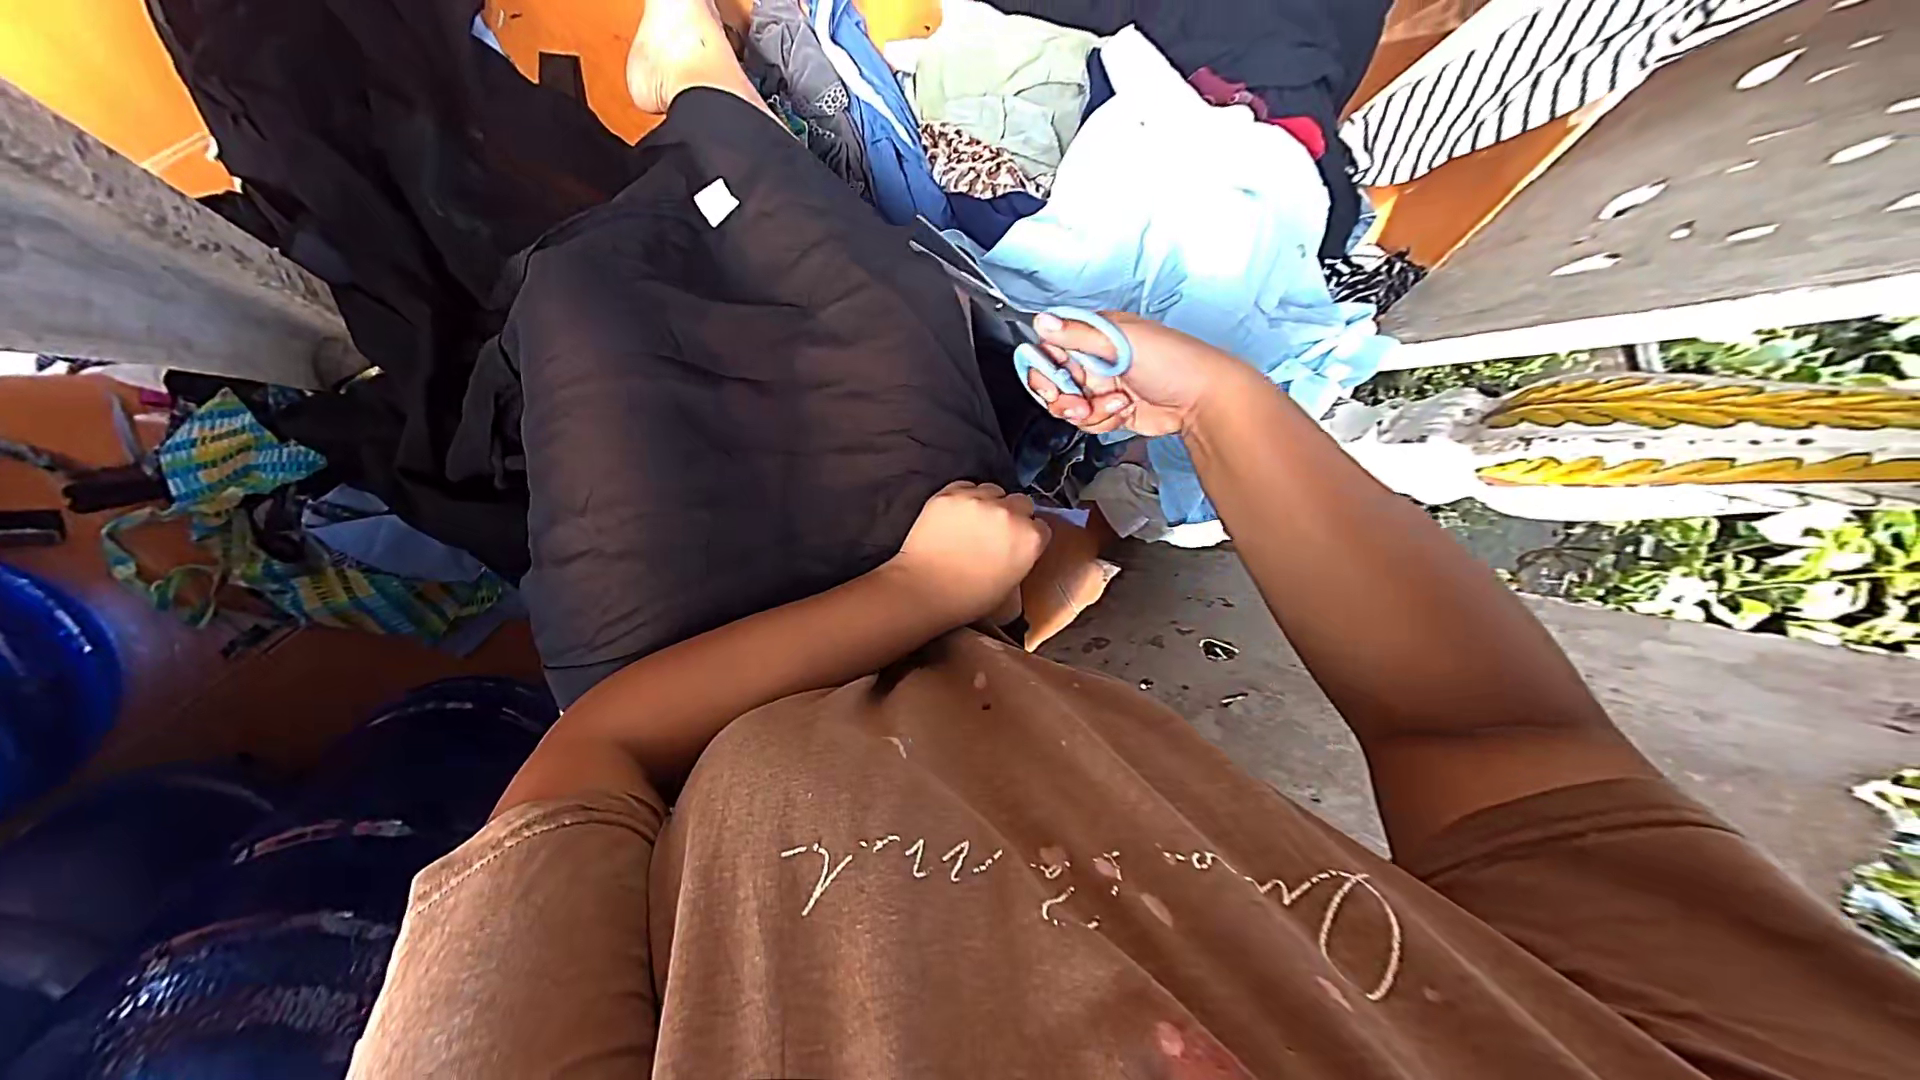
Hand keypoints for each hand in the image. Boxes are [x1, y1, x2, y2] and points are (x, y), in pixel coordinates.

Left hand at [885, 481, 1050, 625]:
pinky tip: (957, 516)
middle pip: (1021, 502)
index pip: (1041, 526)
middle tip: (997, 531)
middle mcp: (1008, 513)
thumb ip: (1022, 557)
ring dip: (989, 503)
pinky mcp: (950, 494)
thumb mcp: (1011, 585)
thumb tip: (1018, 547)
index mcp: (1030, 538)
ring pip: (993, 490)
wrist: (924, 591)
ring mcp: (978, 500)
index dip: (1029, 535)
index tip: (1018, 542)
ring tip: (974, 522)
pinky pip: (965, 486)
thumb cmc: (968, 598)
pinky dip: (964, 497)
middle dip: (1014, 514)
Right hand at [1023, 312, 1261, 436]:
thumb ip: (1076, 334)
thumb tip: (1042, 320)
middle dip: (1062, 399)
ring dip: (1088, 413)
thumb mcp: (1121, 342)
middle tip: (1078, 404)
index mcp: (1094, 335)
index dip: (1043, 370)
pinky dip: (1102, 422)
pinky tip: (1124, 411)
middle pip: (1054, 384)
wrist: (1202, 401)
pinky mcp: (1110, 410)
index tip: (1052, 383)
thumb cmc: (1173, 362)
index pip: (1049, 350)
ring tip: (1115, 405)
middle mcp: (1094, 360)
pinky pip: (1088, 422)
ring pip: (1069, 408)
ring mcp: (1102, 387)